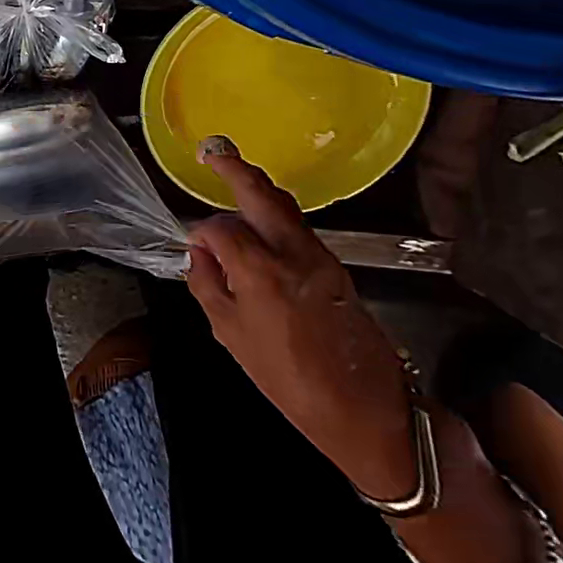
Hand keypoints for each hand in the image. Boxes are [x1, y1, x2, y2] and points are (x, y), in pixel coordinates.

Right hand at [184, 136, 419, 501]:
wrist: (368, 411)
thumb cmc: (287, 378)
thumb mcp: (228, 333)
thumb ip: (206, 284)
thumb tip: (200, 253)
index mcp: (261, 272)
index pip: (219, 229)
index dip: (200, 235)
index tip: (194, 250)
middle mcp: (295, 255)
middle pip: (263, 196)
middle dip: (236, 169)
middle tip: (214, 151)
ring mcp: (322, 260)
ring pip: (286, 208)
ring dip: (258, 189)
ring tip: (234, 175)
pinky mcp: (338, 270)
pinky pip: (299, 228)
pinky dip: (275, 214)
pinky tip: (261, 221)